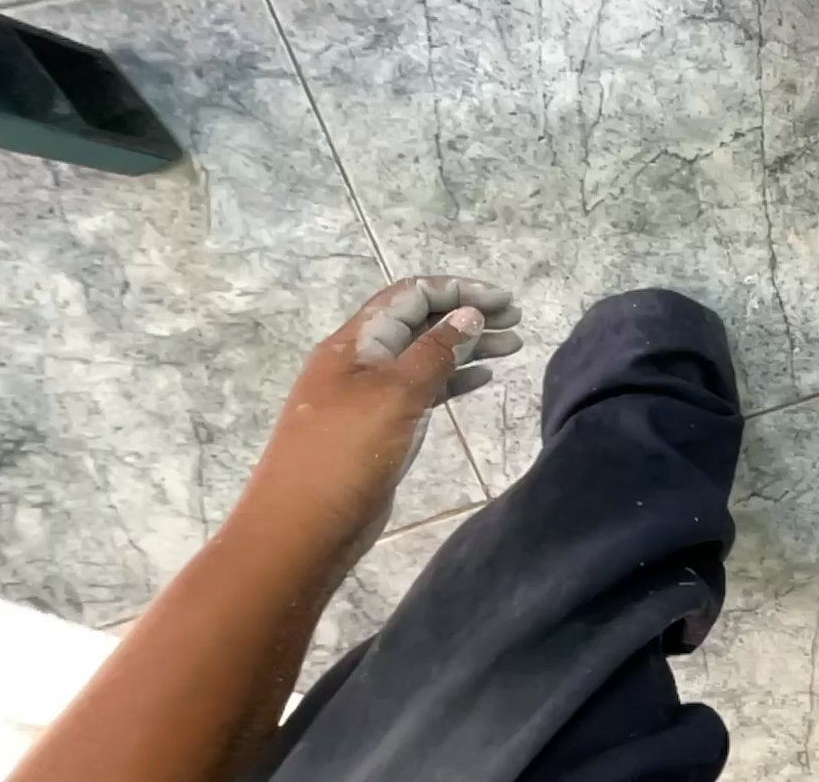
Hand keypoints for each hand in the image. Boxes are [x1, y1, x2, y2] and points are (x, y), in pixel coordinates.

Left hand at [240, 277, 522, 555]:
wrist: (303, 528)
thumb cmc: (347, 454)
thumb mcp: (398, 393)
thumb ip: (437, 350)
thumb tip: (469, 315)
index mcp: (355, 345)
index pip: (410, 296)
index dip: (457, 291)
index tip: (502, 301)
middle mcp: (363, 361)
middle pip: (422, 321)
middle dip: (468, 314)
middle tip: (515, 320)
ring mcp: (372, 393)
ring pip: (428, 353)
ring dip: (470, 344)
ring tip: (514, 345)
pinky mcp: (383, 422)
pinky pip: (427, 385)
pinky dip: (457, 376)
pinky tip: (485, 377)